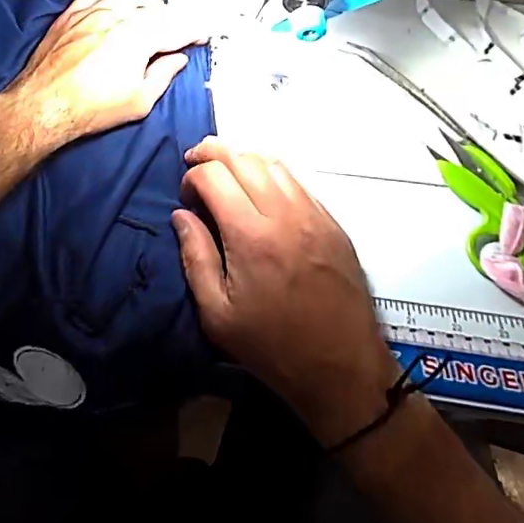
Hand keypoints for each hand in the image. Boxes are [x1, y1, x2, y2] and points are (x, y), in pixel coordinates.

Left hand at [0, 0, 203, 152]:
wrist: (44, 105)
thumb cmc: (89, 107)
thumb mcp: (139, 101)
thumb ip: (163, 75)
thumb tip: (176, 60)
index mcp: (139, 35)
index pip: (176, 26)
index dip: (193, 30)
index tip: (200, 35)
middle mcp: (116, 16)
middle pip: (154, 3)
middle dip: (170, 15)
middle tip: (174, 30)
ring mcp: (91, 11)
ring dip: (144, 1)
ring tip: (149, 15)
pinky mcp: (70, 14)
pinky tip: (113, 8)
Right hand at [173, 138, 399, 444]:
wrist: (342, 369)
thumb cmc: (272, 347)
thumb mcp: (217, 315)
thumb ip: (195, 257)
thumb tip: (181, 215)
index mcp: (251, 236)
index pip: (213, 174)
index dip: (191, 177)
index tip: (186, 200)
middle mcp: (285, 214)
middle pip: (243, 157)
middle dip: (212, 153)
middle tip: (195, 165)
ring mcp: (314, 215)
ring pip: (274, 163)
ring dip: (244, 161)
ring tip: (227, 177)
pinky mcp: (333, 224)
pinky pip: (298, 182)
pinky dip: (272, 175)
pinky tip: (262, 194)